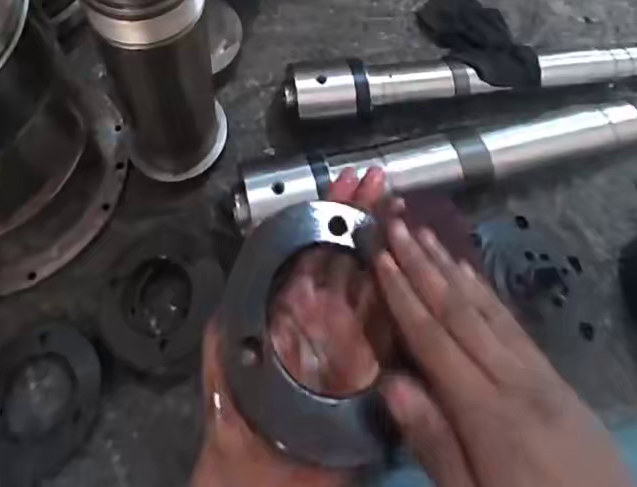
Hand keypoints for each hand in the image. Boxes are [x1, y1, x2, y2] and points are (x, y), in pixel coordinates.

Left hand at [190, 168, 391, 485]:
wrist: (262, 482)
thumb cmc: (239, 423)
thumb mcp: (225, 361)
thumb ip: (228, 323)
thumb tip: (240, 278)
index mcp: (291, 306)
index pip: (314, 248)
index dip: (329, 213)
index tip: (346, 182)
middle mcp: (324, 314)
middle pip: (347, 254)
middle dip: (361, 213)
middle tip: (378, 179)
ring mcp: (351, 338)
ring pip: (371, 278)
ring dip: (384, 240)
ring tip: (397, 204)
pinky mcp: (373, 367)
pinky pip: (389, 325)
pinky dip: (401, 292)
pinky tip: (411, 262)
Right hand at [373, 219, 629, 486]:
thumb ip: (437, 445)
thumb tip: (390, 382)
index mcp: (487, 413)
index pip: (434, 340)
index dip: (404, 296)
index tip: (381, 255)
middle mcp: (513, 379)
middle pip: (459, 311)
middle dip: (423, 266)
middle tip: (397, 224)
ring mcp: (539, 374)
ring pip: (487, 308)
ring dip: (452, 267)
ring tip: (427, 233)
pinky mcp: (558, 379)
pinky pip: (514, 324)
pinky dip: (487, 293)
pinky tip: (472, 274)